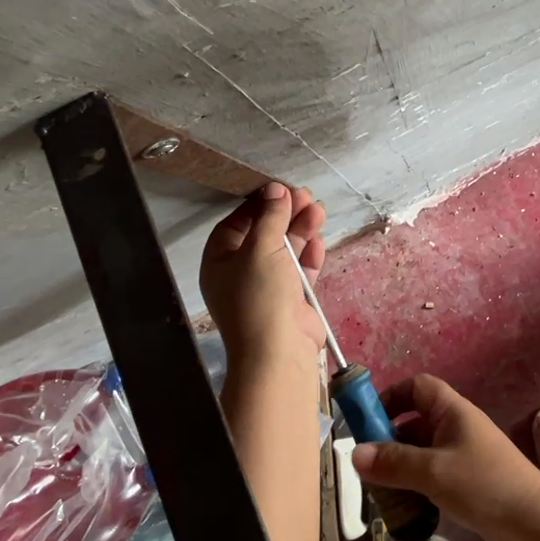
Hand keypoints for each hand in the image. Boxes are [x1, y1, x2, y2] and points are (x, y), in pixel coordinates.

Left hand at [200, 182, 326, 364]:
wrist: (278, 350)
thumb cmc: (260, 295)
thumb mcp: (261, 249)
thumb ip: (270, 217)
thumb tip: (276, 190)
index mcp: (220, 261)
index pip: (236, 223)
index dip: (258, 205)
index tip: (280, 189)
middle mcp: (241, 272)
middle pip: (264, 234)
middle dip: (286, 214)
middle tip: (306, 196)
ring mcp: (267, 286)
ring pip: (285, 250)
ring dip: (301, 229)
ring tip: (319, 210)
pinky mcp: (291, 298)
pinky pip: (300, 270)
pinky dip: (309, 254)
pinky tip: (319, 240)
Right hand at [350, 374, 539, 540]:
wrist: (530, 517)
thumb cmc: (483, 483)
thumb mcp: (433, 472)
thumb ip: (394, 463)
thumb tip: (354, 454)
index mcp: (452, 411)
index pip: (417, 387)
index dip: (391, 397)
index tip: (368, 421)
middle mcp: (456, 425)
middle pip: (414, 421)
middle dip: (388, 439)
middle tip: (366, 466)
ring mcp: (461, 452)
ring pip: (421, 450)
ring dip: (400, 466)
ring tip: (378, 490)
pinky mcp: (464, 477)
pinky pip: (431, 472)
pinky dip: (414, 483)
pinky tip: (402, 505)